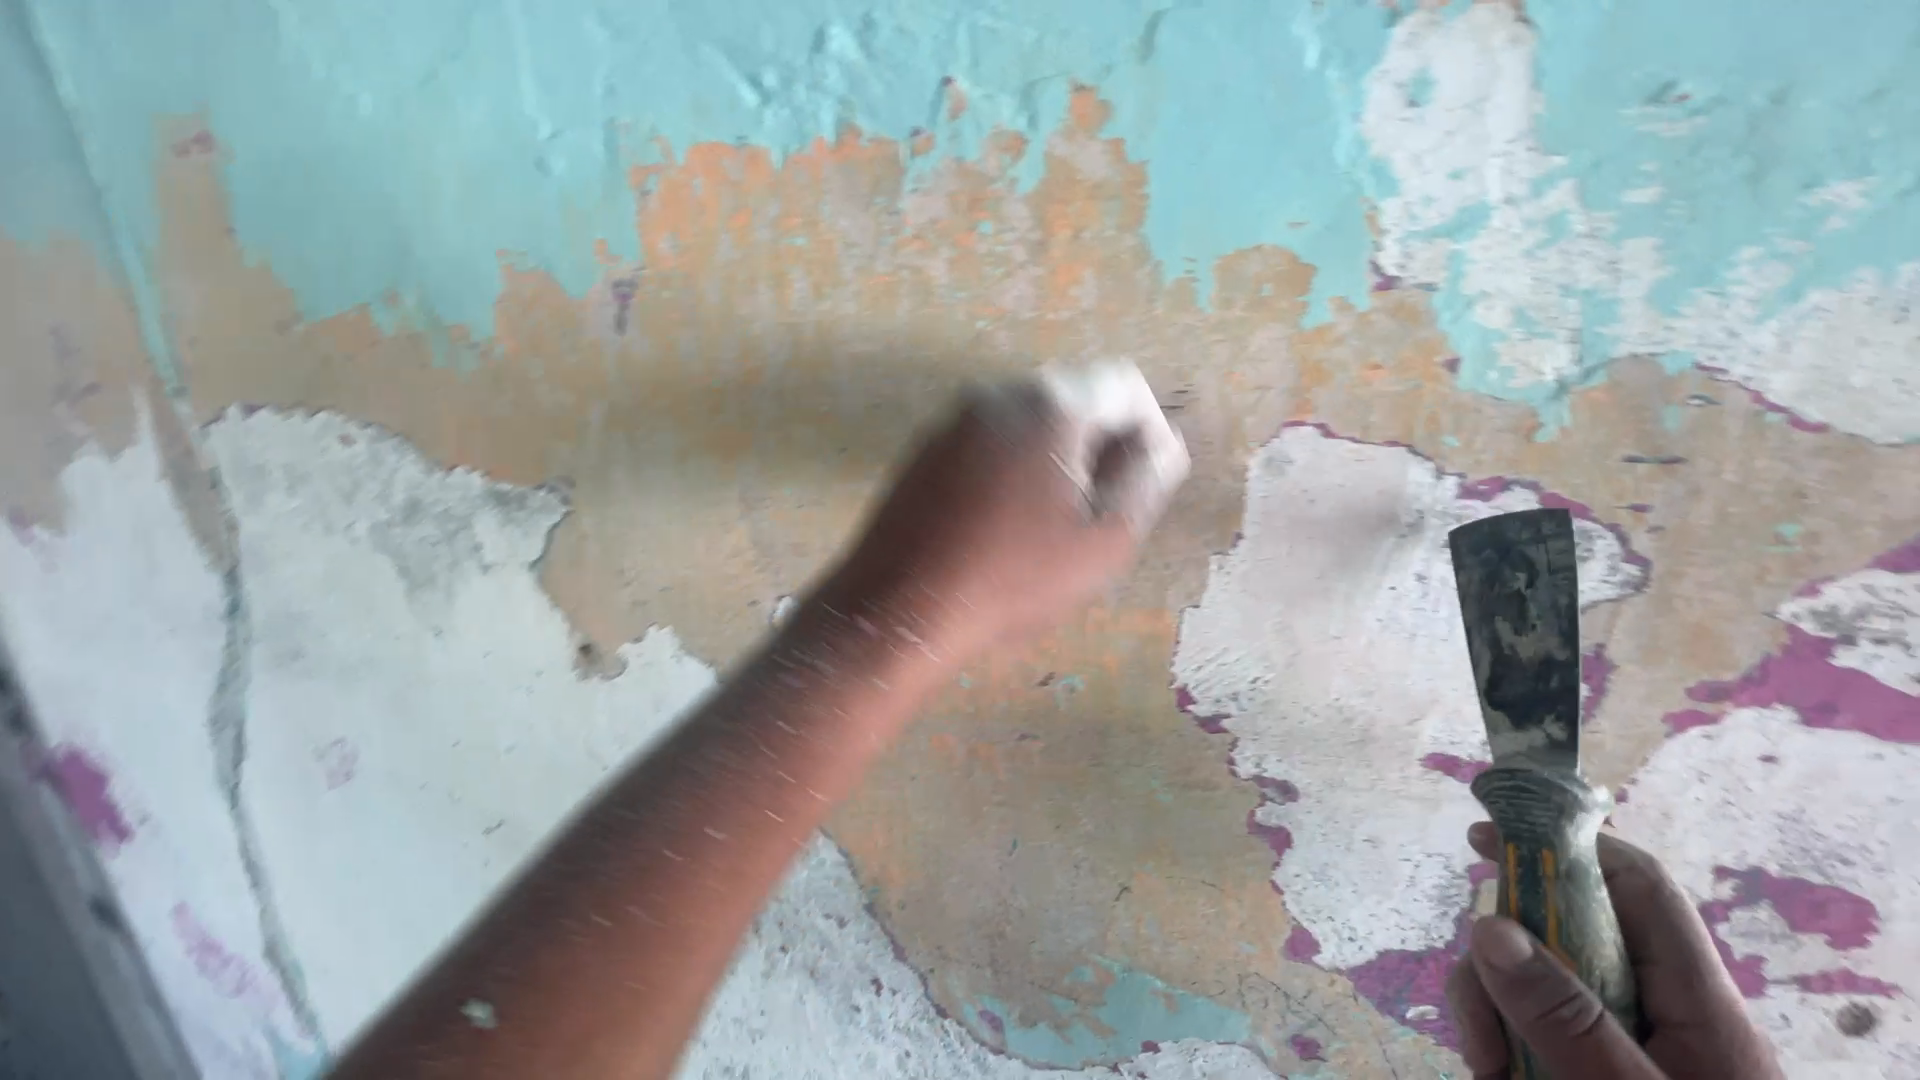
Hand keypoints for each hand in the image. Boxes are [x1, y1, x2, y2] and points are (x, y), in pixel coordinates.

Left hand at [814, 361, 1187, 662]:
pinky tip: (1003, 523)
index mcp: (1051, 406)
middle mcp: (999, 395)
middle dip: (1098, 445)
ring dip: (1054, 458)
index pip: (1123, 385)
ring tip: (1051, 524)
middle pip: (1072, 400)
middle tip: (1100, 510)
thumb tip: (1163, 446)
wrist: (901, 607)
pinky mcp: (924, 450)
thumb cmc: (1013, 578)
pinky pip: (987, 443)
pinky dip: (1010, 468)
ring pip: (1028, 423)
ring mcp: (953, 420)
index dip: (1146, 429)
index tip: (1141, 482)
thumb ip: (1146, 481)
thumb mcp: (1104, 540)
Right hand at [1447, 822, 1782, 1079]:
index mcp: (1697, 1002)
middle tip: (1476, 1023)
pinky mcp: (1601, 1064)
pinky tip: (1500, 1075)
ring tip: (1490, 1072)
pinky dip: (1505, 1043)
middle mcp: (1661, 1006)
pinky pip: (1536, 1024)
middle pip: (1561, 931)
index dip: (1566, 845)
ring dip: (1492, 1012)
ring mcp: (1628, 1038)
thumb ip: (1566, 1021)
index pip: (1637, 884)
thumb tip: (1488, 922)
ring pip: (1534, 978)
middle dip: (1499, 960)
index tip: (1482, 838)